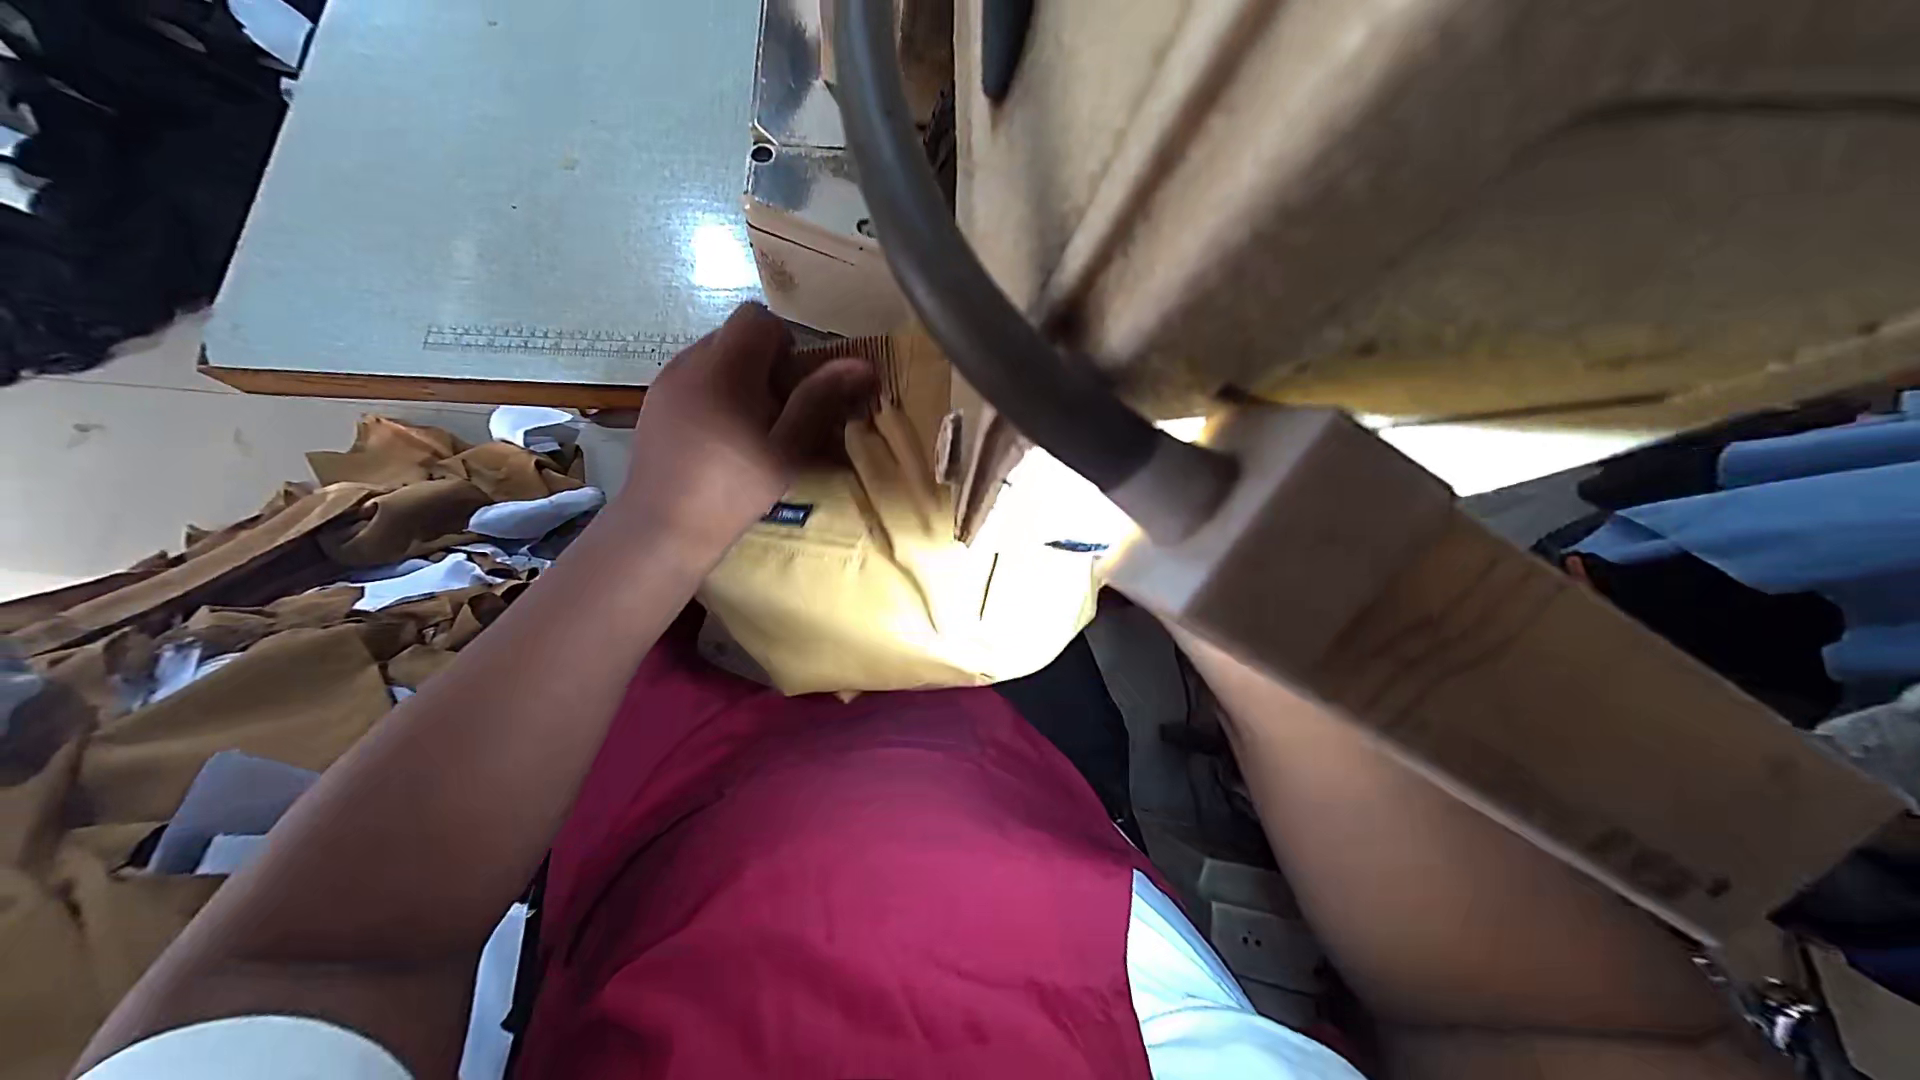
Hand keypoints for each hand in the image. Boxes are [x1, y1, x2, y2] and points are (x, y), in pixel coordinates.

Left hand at [613, 303, 872, 557]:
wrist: (663, 528)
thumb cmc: (732, 491)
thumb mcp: (787, 450)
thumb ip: (819, 400)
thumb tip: (861, 364)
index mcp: (724, 370)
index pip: (757, 318)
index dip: (784, 341)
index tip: (794, 384)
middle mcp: (688, 363)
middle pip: (735, 335)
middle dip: (763, 361)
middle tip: (778, 410)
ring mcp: (665, 382)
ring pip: (713, 355)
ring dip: (739, 376)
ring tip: (749, 426)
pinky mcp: (653, 402)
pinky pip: (693, 377)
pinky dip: (715, 391)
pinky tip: (720, 435)